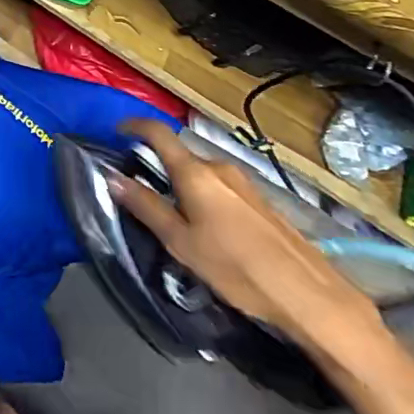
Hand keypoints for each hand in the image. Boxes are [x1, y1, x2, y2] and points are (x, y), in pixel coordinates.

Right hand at [108, 119, 380, 351]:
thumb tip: (113, 178)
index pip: (160, 133)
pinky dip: (201, 196)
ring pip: (200, 173)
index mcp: (196, 173)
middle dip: (158, 168)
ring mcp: (241, 181)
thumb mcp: (181, 243)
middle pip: (180, 156)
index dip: (136, 125)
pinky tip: (204, 228)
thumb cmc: (234, 267)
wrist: (300, 287)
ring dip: (181, 185)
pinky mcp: (256, 197)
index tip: (118, 130)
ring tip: (171, 220)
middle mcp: (220, 167)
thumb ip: (147, 207)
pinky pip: (218, 186)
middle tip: (139, 196)